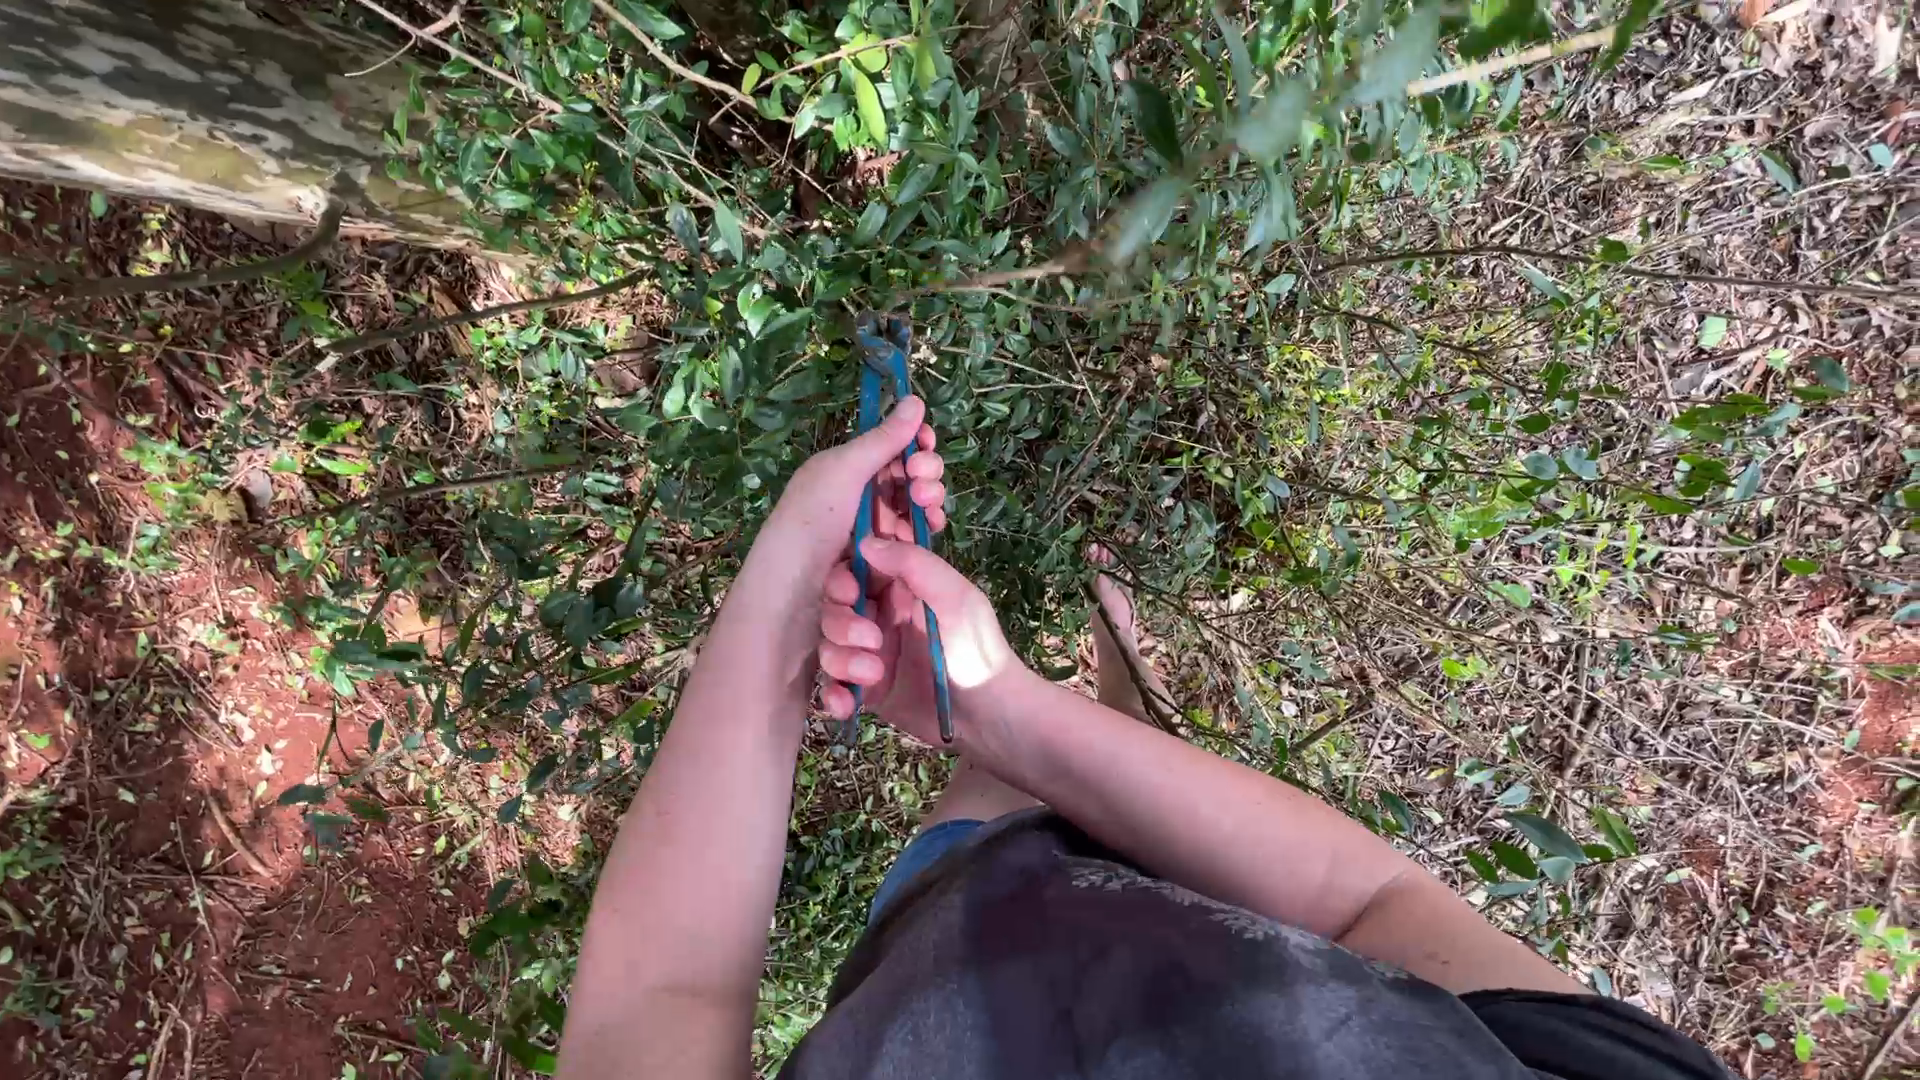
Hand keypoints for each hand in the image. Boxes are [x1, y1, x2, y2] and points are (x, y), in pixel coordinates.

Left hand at [750, 395, 946, 587]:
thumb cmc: (812, 521)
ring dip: (929, 500)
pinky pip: (913, 539)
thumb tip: (915, 399)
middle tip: (922, 481)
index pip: (889, 447)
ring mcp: (873, 530)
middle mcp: (860, 497)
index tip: (927, 441)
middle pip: (908, 476)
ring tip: (927, 505)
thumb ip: (883, 439)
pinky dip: (924, 530)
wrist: (793, 591)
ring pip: (915, 507)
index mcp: (845, 469)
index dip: (912, 442)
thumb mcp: (844, 471)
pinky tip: (930, 527)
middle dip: (925, 472)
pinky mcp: (884, 560)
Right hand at [818, 537, 1030, 744]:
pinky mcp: (867, 689)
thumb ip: (914, 564)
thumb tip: (865, 542)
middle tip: (870, 639)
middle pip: (835, 607)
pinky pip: (833, 686)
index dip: (844, 577)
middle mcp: (882, 616)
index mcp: (903, 588)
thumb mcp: (955, 597)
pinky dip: (833, 695)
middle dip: (840, 622)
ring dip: (840, 659)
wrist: (988, 714)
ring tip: (873, 673)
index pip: (857, 568)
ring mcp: (871, 653)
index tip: (851, 592)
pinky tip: (847, 705)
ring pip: (829, 644)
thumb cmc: (977, 648)